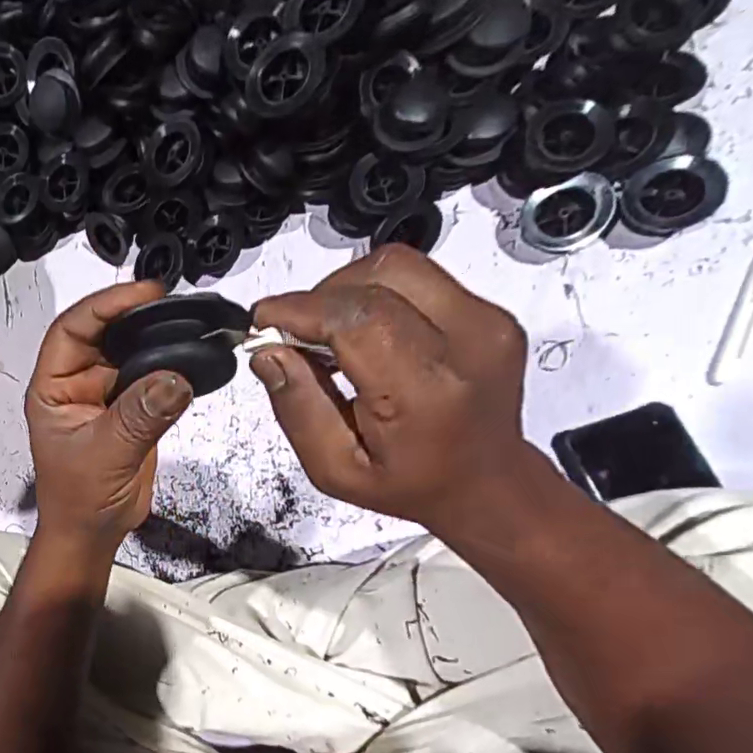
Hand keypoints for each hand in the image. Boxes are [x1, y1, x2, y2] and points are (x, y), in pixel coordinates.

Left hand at [26, 281, 192, 555]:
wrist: (93, 532)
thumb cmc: (77, 501)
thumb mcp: (105, 455)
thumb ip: (139, 417)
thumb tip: (173, 380)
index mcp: (53, 389)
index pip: (72, 330)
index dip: (104, 305)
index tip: (141, 294)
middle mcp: (78, 386)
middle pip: (105, 335)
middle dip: (135, 318)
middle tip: (171, 305)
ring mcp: (106, 398)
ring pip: (132, 355)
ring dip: (157, 343)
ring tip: (185, 328)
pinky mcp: (132, 412)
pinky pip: (152, 380)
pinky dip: (170, 370)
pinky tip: (188, 362)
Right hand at [249, 245, 533, 528]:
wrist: (483, 482)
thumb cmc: (412, 484)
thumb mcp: (335, 470)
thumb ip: (299, 410)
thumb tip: (269, 355)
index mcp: (426, 395)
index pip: (357, 318)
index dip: (301, 310)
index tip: (265, 321)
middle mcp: (467, 346)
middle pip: (376, 279)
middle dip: (319, 300)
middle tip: (294, 338)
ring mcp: (484, 322)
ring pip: (397, 267)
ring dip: (347, 293)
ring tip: (330, 338)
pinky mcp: (488, 311)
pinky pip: (418, 279)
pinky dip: (376, 297)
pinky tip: (364, 337)